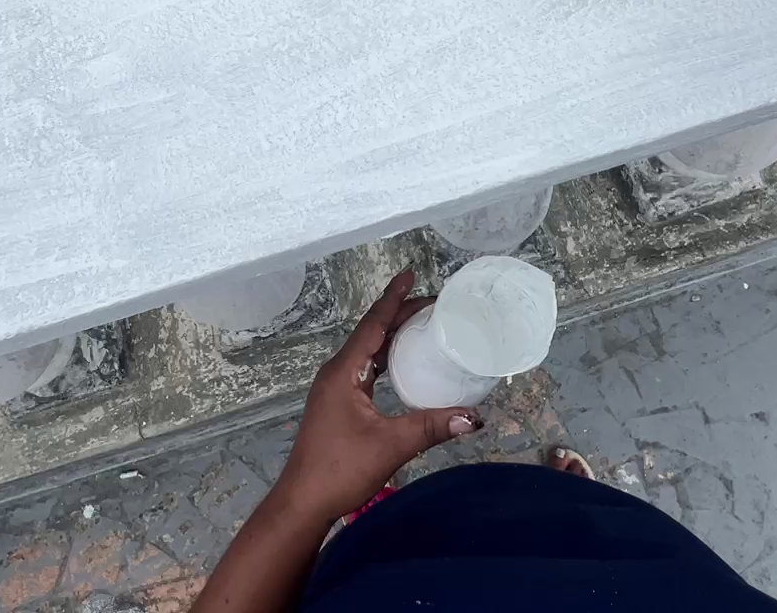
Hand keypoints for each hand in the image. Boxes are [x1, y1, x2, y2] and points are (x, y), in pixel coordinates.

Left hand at [270, 269, 482, 522]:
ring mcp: (335, 386)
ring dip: (392, 334)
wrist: (303, 502)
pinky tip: (403, 361)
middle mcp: (337, 371)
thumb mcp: (390, 445)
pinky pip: (365, 366)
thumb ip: (431, 427)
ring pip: (368, 349)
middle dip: (399, 313)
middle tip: (432, 303)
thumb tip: (473, 417)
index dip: (392, 298)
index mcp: (344, 371)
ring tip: (422, 323)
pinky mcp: (338, 402)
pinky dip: (386, 356)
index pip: (372, 324)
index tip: (409, 274)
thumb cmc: (340, 468)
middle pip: (371, 332)